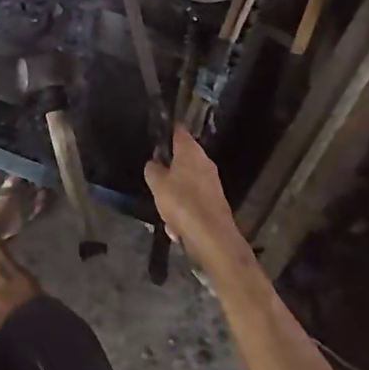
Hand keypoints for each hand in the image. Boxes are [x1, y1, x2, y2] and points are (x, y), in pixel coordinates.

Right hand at [145, 126, 251, 275]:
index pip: (178, 131)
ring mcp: (213, 184)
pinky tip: (174, 225)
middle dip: (168, 165)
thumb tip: (154, 164)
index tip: (154, 133)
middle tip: (153, 174)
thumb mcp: (157, 183)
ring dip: (175, 191)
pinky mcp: (215, 204)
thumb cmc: (182, 203)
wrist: (212, 238)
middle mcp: (205, 163)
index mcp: (191, 152)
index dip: (166, 131)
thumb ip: (152, 169)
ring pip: (187, 181)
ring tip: (162, 205)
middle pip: (183, 157)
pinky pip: (193, 201)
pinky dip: (184, 209)